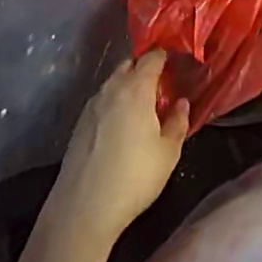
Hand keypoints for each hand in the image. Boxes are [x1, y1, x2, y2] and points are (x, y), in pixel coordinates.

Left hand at [50, 51, 189, 237]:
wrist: (85, 204)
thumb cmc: (135, 176)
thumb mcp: (168, 153)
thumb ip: (178, 122)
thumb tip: (181, 103)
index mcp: (135, 89)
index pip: (150, 59)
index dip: (163, 57)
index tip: (175, 62)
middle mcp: (111, 89)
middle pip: (128, 65)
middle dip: (144, 68)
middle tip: (162, 85)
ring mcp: (91, 104)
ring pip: (113, 82)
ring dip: (128, 85)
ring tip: (144, 106)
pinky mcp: (80, 121)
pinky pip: (102, 100)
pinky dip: (115, 101)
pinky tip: (123, 123)